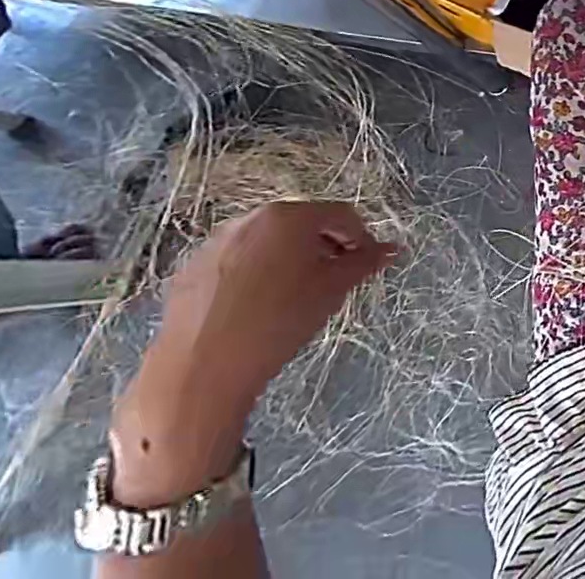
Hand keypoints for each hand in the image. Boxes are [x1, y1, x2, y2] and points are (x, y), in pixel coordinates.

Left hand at [107, 201, 392, 505]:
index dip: (360, 237)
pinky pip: (237, 260)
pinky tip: (254, 309)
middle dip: (324, 247)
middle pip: (302, 223)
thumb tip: (391, 249)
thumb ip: (363, 264)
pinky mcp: (193, 266)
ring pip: (268, 241)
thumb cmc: (279, 322)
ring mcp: (218, 240)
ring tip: (293, 298)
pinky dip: (255, 274)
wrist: (201, 369)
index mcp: (289, 216)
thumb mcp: (331, 292)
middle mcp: (251, 217)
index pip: (340, 214)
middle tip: (332, 282)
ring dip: (289, 259)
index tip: (365, 265)